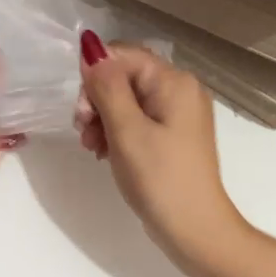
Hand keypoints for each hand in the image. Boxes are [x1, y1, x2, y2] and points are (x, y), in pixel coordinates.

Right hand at [76, 32, 251, 270]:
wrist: (193, 228)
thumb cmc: (159, 178)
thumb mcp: (126, 130)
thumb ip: (106, 86)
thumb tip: (90, 48)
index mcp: (173, 82)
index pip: (122, 56)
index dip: (95, 76)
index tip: (81, 113)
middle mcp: (180, 90)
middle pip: (124, 77)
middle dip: (96, 101)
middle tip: (85, 134)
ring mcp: (178, 115)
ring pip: (127, 100)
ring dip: (102, 119)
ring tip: (93, 149)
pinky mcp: (173, 136)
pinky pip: (137, 120)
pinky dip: (116, 132)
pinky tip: (106, 153)